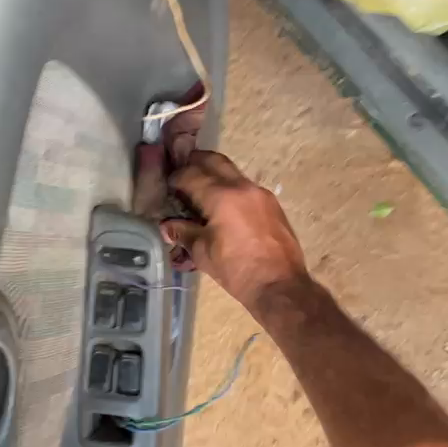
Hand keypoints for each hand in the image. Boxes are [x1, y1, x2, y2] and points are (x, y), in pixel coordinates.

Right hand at [163, 150, 310, 316]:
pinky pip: (246, 187)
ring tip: (201, 191)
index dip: (175, 178)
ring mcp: (260, 194)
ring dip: (215, 175)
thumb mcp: (203, 253)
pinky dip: (232, 190)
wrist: (280, 286)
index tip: (167, 185)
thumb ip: (184, 233)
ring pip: (233, 173)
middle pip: (214, 161)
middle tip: (182, 172)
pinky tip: (224, 208)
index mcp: (222, 196)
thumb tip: (167, 226)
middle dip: (195, 162)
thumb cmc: (237, 270)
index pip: (191, 175)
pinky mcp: (272, 205)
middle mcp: (242, 187)